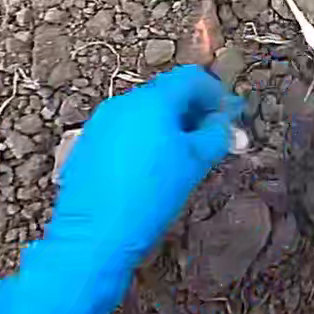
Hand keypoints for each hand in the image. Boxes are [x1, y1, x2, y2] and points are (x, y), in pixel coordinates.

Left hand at [47, 64, 243, 264]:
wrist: (94, 235)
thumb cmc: (151, 195)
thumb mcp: (194, 163)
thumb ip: (215, 135)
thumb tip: (224, 123)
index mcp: (153, 100)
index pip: (191, 78)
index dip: (214, 94)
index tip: (225, 118)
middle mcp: (124, 102)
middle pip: (167, 92)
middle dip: (191, 111)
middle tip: (208, 139)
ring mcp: (102, 121)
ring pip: (145, 111)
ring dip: (168, 125)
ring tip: (180, 157)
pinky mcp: (89, 142)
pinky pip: (124, 129)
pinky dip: (143, 137)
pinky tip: (150, 168)